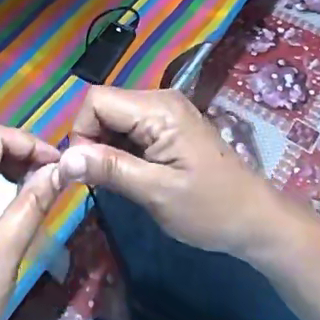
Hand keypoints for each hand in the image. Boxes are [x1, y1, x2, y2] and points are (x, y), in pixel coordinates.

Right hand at [58, 86, 283, 257]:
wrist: (256, 219)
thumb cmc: (210, 208)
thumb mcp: (156, 193)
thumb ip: (110, 170)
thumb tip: (64, 160)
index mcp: (159, 110)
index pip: (96, 101)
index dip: (83, 133)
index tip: (91, 170)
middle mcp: (160, 99)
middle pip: (103, 106)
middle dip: (94, 140)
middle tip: (106, 180)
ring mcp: (165, 110)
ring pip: (114, 117)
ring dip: (107, 147)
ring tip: (123, 180)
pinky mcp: (168, 124)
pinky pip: (130, 126)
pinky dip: (122, 148)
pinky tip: (135, 174)